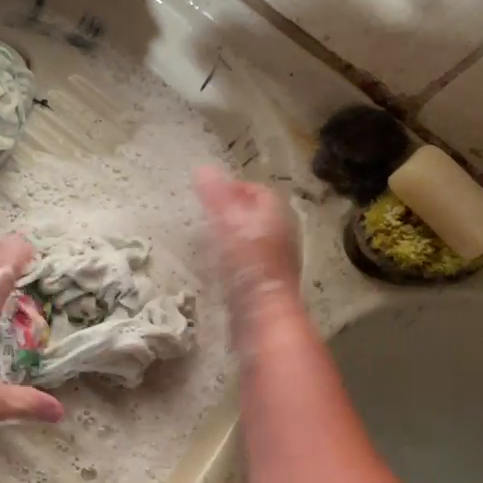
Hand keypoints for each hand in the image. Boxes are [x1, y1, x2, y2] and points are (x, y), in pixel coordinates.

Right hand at [192, 165, 300, 314]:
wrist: (264, 315)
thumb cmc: (250, 265)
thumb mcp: (229, 224)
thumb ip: (216, 197)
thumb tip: (202, 167)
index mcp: (277, 216)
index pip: (257, 192)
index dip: (235, 188)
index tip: (209, 194)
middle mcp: (281, 235)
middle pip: (256, 216)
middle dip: (233, 212)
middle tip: (204, 215)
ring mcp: (275, 262)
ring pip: (253, 239)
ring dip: (233, 236)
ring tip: (206, 239)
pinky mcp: (265, 285)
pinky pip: (248, 263)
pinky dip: (233, 259)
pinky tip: (216, 268)